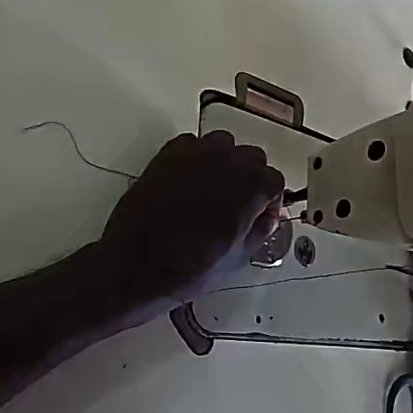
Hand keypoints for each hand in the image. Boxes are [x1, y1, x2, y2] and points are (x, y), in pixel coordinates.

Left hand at [91, 131, 284, 309]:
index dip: (269, 198)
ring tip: (213, 188)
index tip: (261, 212)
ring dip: (223, 162)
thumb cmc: (186, 267)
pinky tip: (188, 181)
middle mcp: (225, 163)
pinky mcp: (166, 156)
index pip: (274, 179)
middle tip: (239, 202)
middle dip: (249, 177)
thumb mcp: (236, 258)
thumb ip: (258, 232)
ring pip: (221, 144)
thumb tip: (265, 220)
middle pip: (251, 157)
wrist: (138, 265)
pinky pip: (190, 145)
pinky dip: (194, 157)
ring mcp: (194, 155)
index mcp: (249, 187)